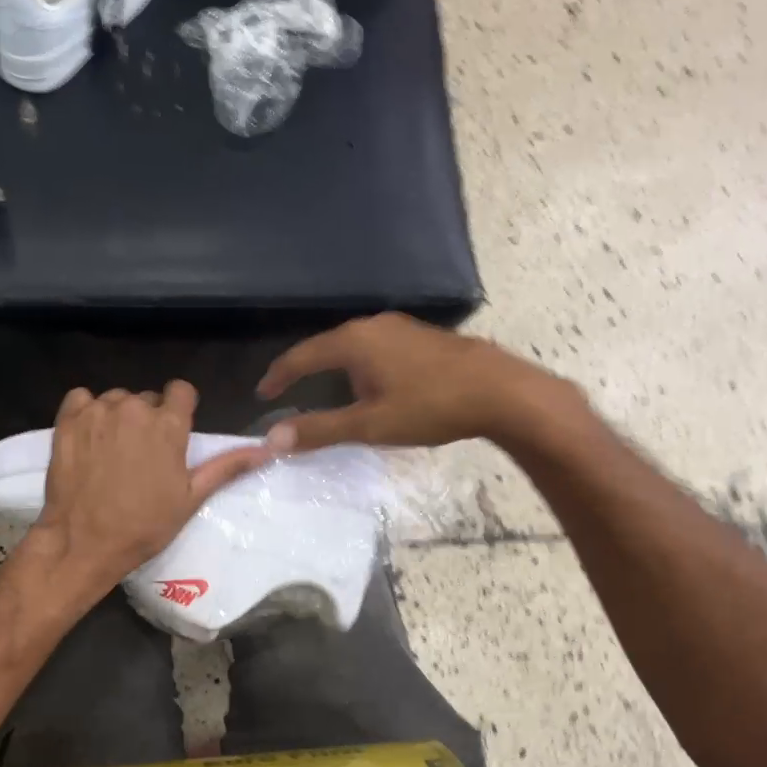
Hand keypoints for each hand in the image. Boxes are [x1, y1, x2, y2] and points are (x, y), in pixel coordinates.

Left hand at [30, 381, 269, 595]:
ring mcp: (98, 412)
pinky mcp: (68, 420)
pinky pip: (81, 400)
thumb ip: (226, 467)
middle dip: (147, 419)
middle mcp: (135, 408)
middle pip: (147, 398)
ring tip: (111, 453)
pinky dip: (85, 413)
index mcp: (169, 424)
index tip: (172, 433)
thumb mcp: (190, 499)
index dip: (179, 409)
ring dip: (116, 418)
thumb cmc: (142, 526)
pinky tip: (87, 439)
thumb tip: (267, 449)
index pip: (181, 390)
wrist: (83, 542)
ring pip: (115, 400)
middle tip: (140, 455)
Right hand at [255, 312, 565, 450]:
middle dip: (304, 368)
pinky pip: (376, 347)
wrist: (503, 392)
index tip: (263, 394)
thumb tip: (271, 439)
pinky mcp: (423, 337)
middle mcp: (373, 326)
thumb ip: (318, 430)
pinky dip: (360, 365)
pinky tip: (370, 383)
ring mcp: (401, 328)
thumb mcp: (369, 425)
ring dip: (334, 366)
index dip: (278, 376)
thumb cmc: (431, 407)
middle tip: (287, 390)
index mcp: (354, 342)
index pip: (301, 356)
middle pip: (326, 345)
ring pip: (353, 345)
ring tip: (325, 389)